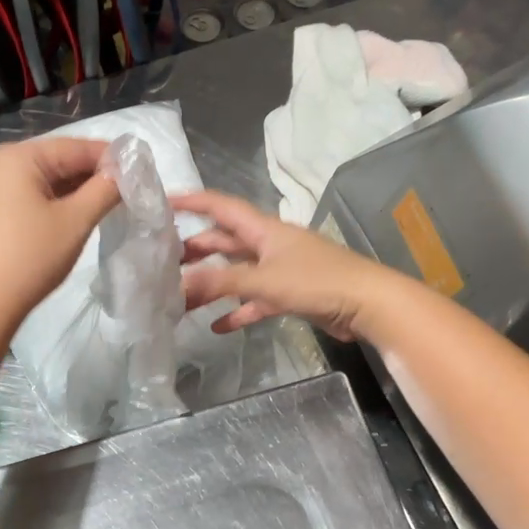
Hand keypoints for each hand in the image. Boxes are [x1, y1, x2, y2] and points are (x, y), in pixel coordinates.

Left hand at [0, 138, 120, 331]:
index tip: (139, 171)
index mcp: (17, 156)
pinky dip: (47, 205)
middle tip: (122, 193)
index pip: (74, 147)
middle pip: (55, 161)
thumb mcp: (75, 222)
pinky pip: (22, 198)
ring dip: (70, 192)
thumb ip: (104, 190)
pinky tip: (65, 221)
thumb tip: (124, 171)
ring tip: (99, 208)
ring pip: (39, 182)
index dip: (110, 158)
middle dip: (89, 176)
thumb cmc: (30, 259)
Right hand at [173, 190, 403, 342]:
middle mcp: (269, 244)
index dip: (192, 202)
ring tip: (182, 295)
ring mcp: (279, 270)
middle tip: (164, 259)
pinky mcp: (288, 294)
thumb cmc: (316, 282)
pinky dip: (236, 311)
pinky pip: (254, 300)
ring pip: (236, 272)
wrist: (365, 303)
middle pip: (225, 241)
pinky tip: (217, 326)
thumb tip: (179, 286)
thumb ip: (220, 283)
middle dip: (196, 248)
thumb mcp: (263, 281)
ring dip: (212, 283)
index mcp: (264, 229)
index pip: (221, 207)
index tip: (163, 202)